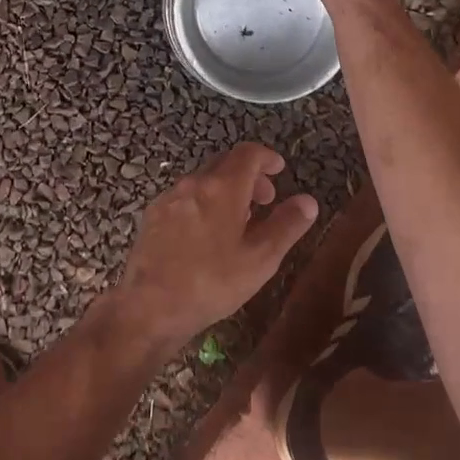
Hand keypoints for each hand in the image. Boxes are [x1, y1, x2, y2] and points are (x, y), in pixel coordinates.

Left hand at [112, 143, 319, 351]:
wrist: (151, 306)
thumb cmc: (212, 282)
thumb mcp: (260, 259)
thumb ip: (286, 225)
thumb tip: (308, 200)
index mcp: (222, 187)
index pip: (248, 153)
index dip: (267, 157)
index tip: (279, 170)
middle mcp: (193, 183)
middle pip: (225, 163)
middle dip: (249, 174)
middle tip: (265, 200)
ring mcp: (169, 197)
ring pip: (204, 180)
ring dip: (226, 189)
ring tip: (239, 221)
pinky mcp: (153, 215)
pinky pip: (186, 197)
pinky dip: (204, 202)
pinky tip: (207, 234)